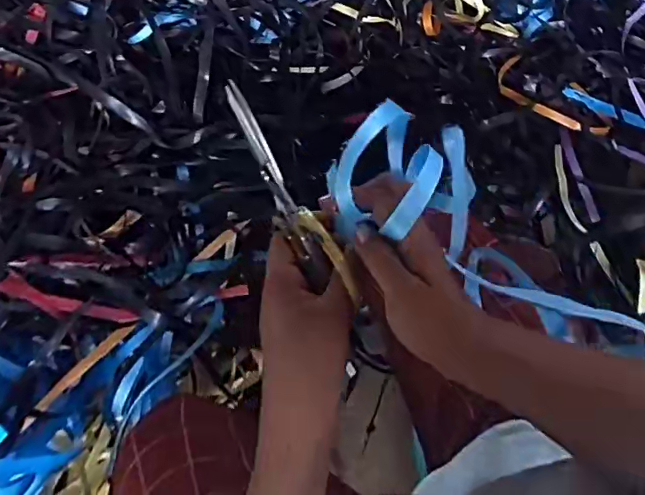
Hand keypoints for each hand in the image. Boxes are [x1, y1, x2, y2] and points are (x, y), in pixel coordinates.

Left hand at [259, 232, 350, 403]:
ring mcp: (289, 316)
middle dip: (330, 247)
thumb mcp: (334, 311)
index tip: (343, 218)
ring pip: (313, 280)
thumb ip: (345, 273)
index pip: (286, 237)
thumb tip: (357, 240)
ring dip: (336, 272)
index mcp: (278, 282)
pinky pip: (317, 302)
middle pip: (302, 256)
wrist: (300, 425)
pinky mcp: (302, 335)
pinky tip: (360, 295)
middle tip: (362, 240)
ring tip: (366, 263)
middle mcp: (280, 294)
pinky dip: (336, 295)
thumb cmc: (311, 362)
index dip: (310, 223)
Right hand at [350, 176, 483, 371]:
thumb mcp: (400, 293)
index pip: (386, 197)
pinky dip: (374, 228)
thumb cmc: (432, 324)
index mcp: (414, 235)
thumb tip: (357, 229)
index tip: (331, 204)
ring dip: (368, 208)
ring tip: (342, 222)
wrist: (466, 347)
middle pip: (393, 193)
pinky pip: (392, 230)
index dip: (358, 194)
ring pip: (393, 210)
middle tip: (337, 209)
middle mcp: (417, 231)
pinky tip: (358, 244)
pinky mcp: (415, 259)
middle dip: (365, 194)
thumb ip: (378, 259)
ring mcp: (417, 244)